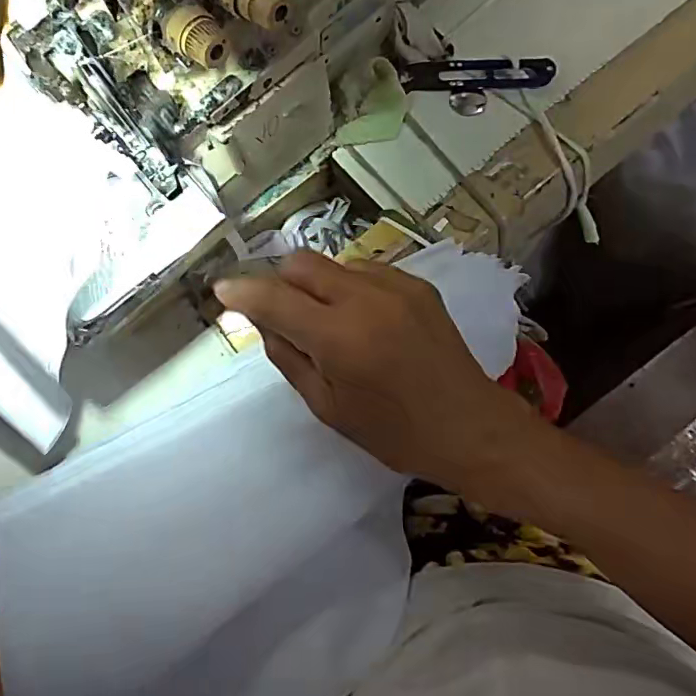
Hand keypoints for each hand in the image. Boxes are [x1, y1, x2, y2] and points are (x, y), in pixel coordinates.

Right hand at [213, 250, 541, 482]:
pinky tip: (361, 318)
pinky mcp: (417, 284)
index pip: (274, 299)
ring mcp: (396, 286)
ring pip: (330, 264)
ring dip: (314, 285)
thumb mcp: (326, 405)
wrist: (474, 429)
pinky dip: (346, 287)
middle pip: (300, 264)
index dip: (241, 291)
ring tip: (327, 320)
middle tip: (280, 313)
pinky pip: (362, 270)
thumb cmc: (394, 431)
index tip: (222, 290)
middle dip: (278, 282)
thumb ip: (286, 354)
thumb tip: (259, 318)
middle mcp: (366, 300)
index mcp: (341, 339)